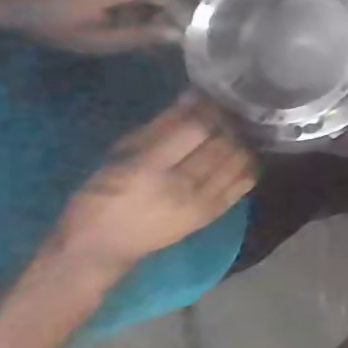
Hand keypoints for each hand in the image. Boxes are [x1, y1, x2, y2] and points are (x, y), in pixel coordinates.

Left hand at [11, 0, 191, 53]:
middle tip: (202, 27)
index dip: (188, 7)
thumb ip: (141, 35)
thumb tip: (179, 34)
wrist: (21, 9)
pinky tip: (163, 21)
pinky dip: (162, 4)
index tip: (202, 25)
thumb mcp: (99, 39)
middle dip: (188, 4)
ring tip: (187, 26)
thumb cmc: (58, 26)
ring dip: (176, 4)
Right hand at [54, 97, 258, 270]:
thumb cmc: (101, 197)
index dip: (208, 110)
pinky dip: (247, 164)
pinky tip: (238, 155)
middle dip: (226, 123)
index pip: (197, 129)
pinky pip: (245, 183)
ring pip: (239, 160)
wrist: (100, 249)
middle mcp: (180, 187)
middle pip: (223, 143)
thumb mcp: (119, 157)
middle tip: (222, 115)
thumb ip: (159, 127)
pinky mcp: (212, 215)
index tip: (208, 101)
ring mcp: (201, 204)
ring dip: (239, 141)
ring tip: (230, 134)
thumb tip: (192, 97)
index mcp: (149, 169)